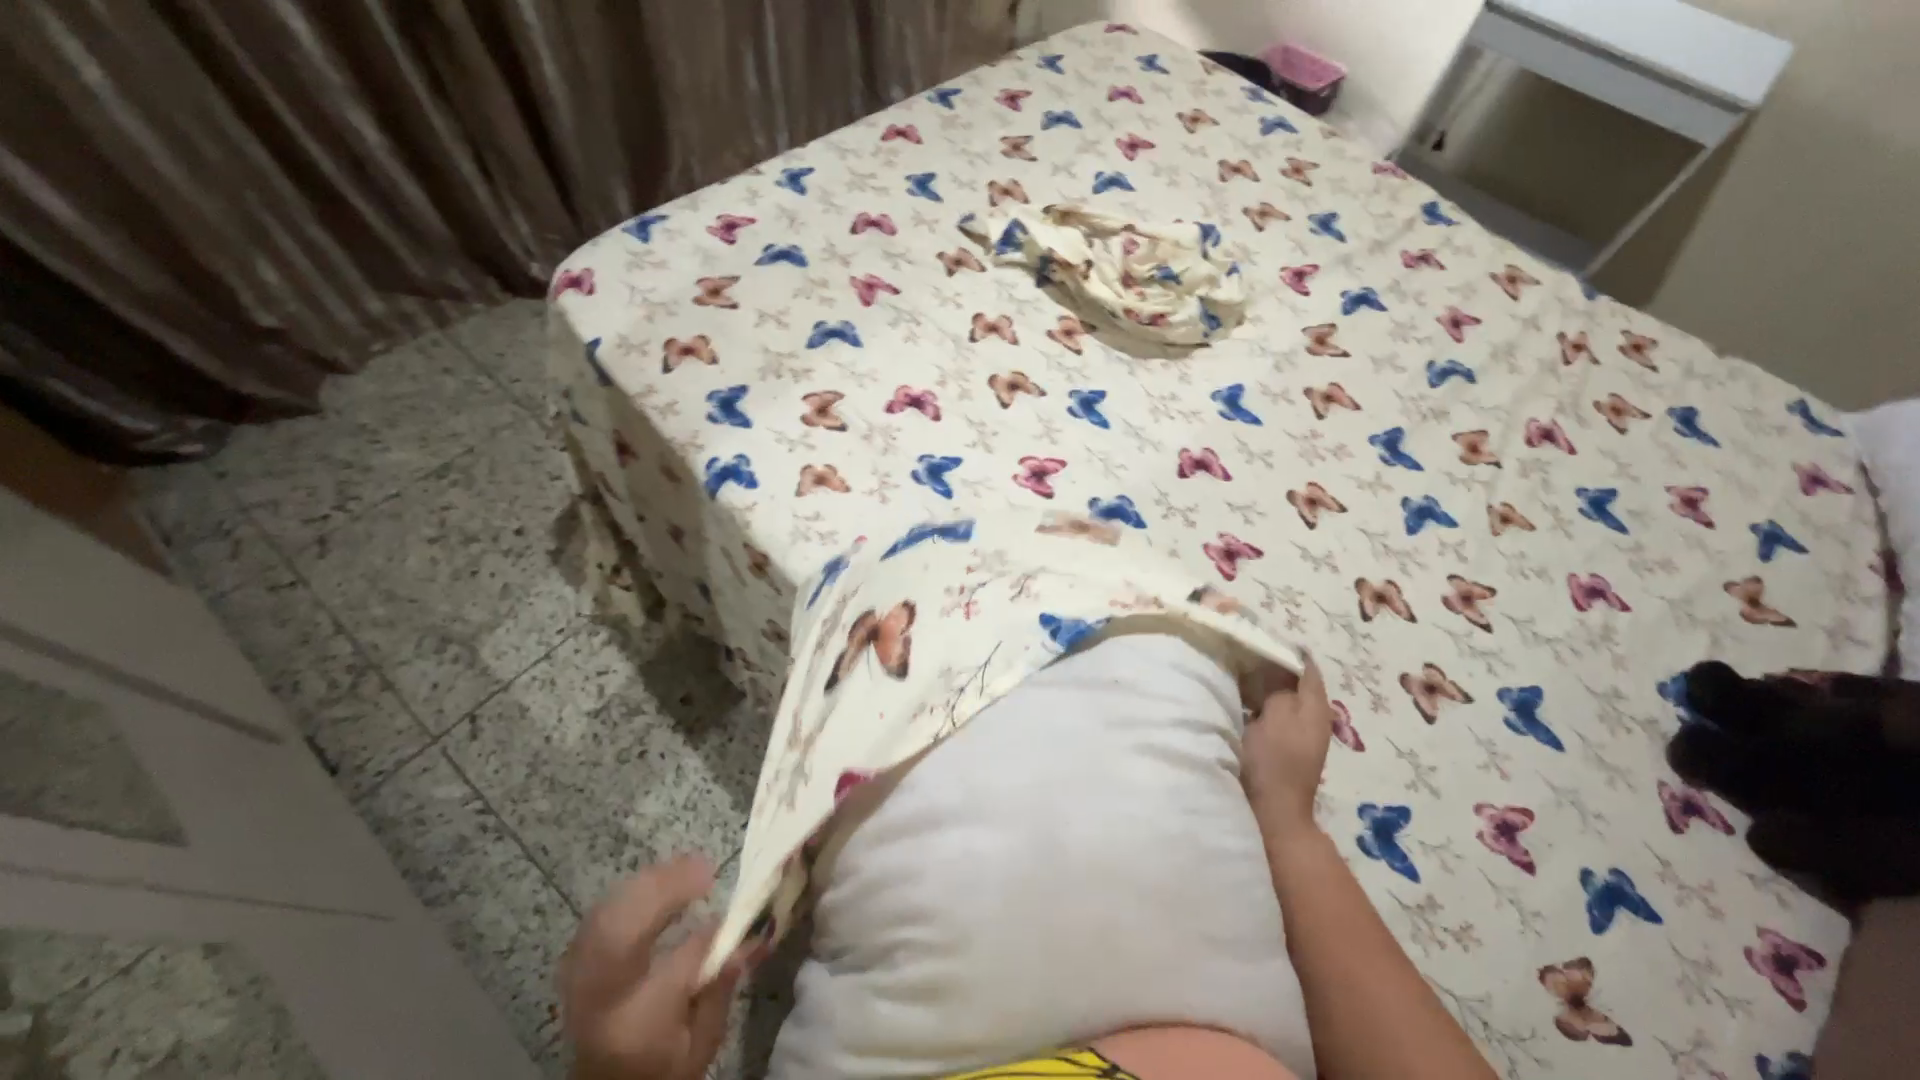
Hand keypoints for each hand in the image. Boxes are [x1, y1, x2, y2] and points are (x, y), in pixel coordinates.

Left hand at [559, 856, 742, 1079]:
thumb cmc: (660, 1074)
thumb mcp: (700, 1048)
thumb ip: (718, 996)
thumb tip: (742, 945)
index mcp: (639, 1025)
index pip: (677, 964)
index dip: (708, 935)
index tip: (731, 917)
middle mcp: (602, 999)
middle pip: (623, 930)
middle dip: (664, 889)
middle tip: (704, 868)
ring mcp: (578, 982)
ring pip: (605, 916)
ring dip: (646, 885)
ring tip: (686, 866)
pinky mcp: (572, 969)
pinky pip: (595, 919)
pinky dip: (626, 894)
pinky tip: (653, 883)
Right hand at [1239, 655, 1332, 831]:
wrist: (1270, 814)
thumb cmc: (1274, 761)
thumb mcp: (1277, 715)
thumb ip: (1280, 687)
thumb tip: (1276, 669)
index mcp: (1315, 707)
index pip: (1305, 665)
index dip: (1283, 649)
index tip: (1254, 636)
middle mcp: (1310, 718)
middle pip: (1290, 680)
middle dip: (1266, 665)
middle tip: (1236, 650)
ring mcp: (1294, 736)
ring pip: (1276, 698)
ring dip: (1257, 686)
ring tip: (1230, 671)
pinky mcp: (1278, 750)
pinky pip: (1266, 715)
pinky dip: (1252, 705)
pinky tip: (1232, 701)